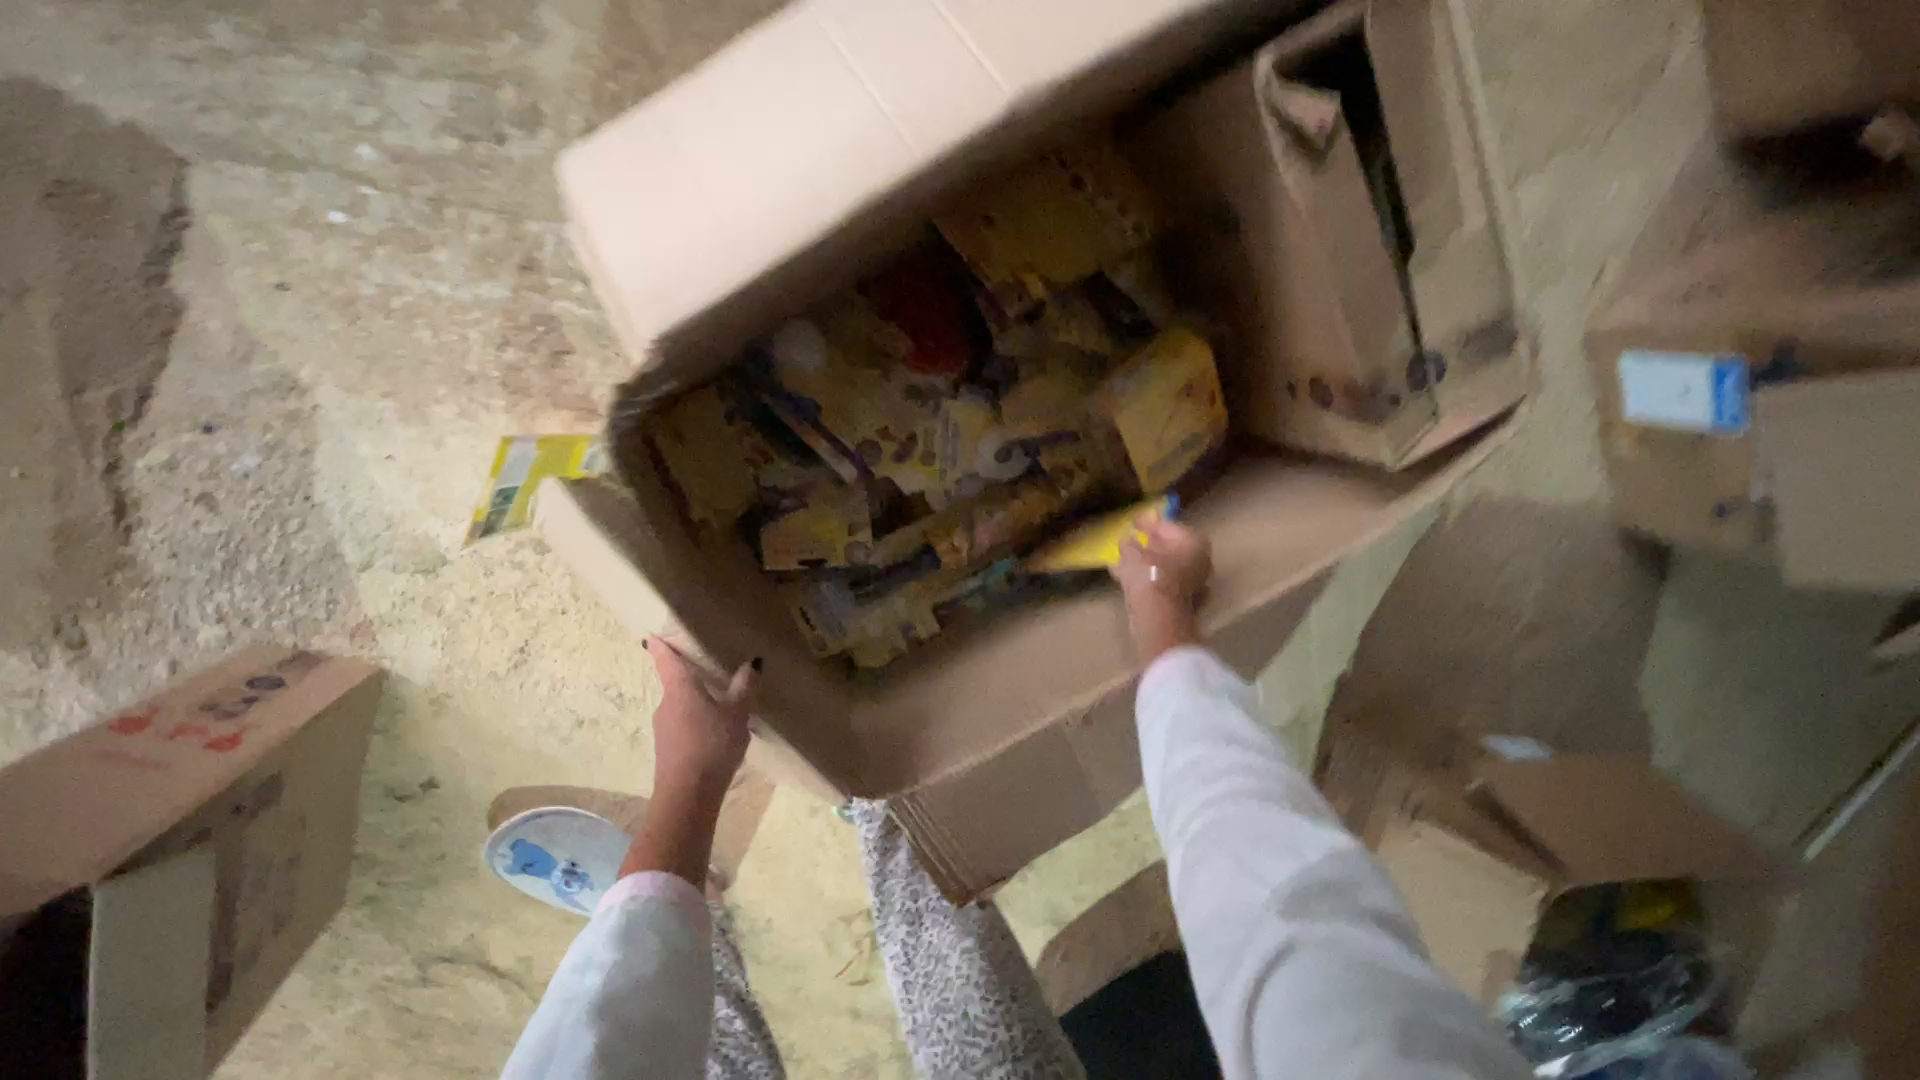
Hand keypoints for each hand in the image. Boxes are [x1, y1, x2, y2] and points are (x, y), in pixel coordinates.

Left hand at [646, 638, 757, 801]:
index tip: (653, 634)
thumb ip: (744, 688)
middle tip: (711, 672)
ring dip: (697, 703)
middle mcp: (666, 704)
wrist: (687, 796)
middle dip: (691, 678)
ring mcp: (663, 728)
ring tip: (721, 707)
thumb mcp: (737, 715)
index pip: (666, 660)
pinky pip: (682, 726)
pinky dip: (696, 723)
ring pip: (680, 707)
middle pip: (675, 684)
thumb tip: (752, 663)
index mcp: (680, 689)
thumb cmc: (711, 745)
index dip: (661, 645)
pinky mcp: (667, 749)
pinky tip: (715, 735)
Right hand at [1109, 514, 1210, 662]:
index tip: (1133, 522)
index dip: (1148, 522)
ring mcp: (1193, 582)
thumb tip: (1127, 541)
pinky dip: (1146, 579)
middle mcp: (1199, 560)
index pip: (1168, 525)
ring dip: (1146, 562)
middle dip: (1150, 544)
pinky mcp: (1182, 602)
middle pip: (1170, 547)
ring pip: (1165, 567)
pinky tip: (1125, 577)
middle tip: (1130, 539)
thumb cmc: (1150, 575)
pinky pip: (1161, 583)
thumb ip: (1129, 544)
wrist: (1159, 618)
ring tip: (1122, 559)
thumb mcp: (1132, 553)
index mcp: (1193, 542)